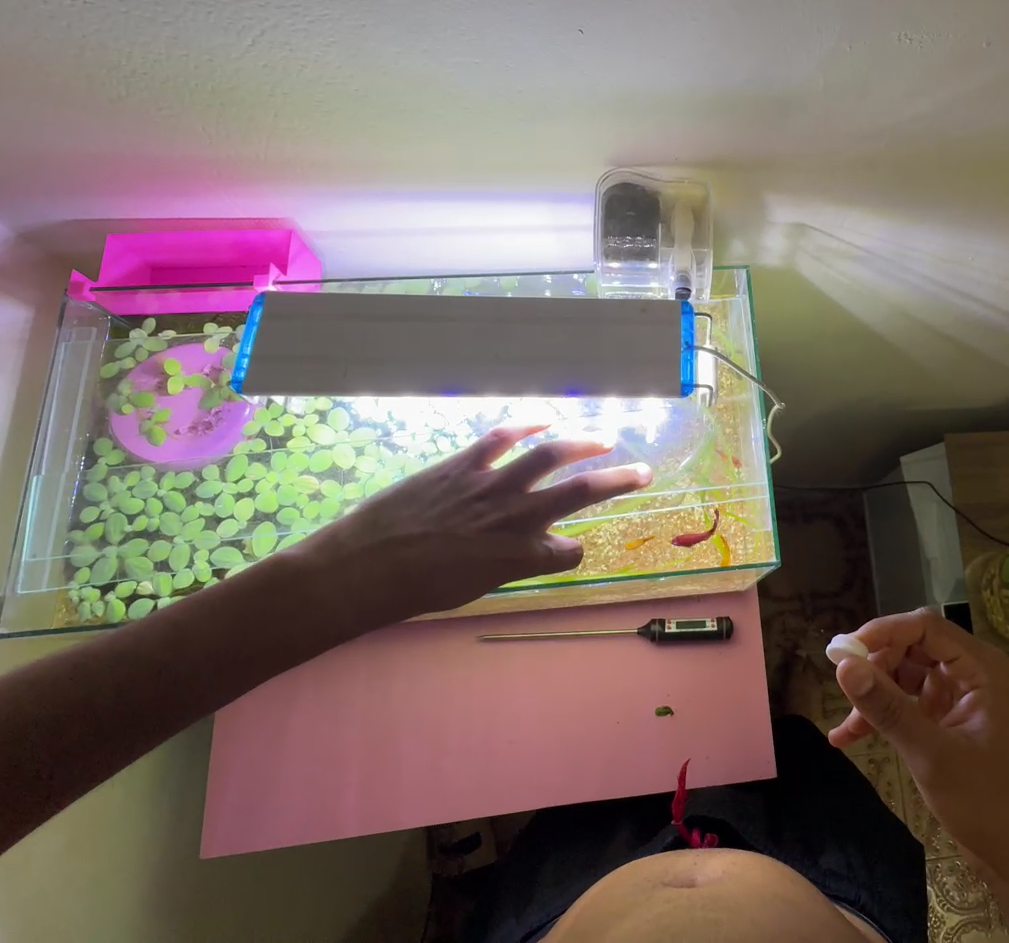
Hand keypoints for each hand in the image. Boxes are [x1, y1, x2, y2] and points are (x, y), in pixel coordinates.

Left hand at [288, 424, 651, 627]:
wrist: (362, 568)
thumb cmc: (415, 591)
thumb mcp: (474, 588)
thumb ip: (512, 565)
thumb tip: (538, 551)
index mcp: (519, 557)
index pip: (567, 552)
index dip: (571, 553)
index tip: (567, 552)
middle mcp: (515, 517)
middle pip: (580, 492)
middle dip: (619, 480)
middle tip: (645, 472)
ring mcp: (490, 485)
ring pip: (549, 455)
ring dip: (583, 443)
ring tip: (605, 437)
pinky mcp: (463, 464)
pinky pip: (501, 438)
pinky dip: (526, 424)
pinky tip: (545, 418)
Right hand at [828, 609, 1008, 884]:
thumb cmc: (986, 801)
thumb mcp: (929, 752)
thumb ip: (886, 707)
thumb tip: (842, 666)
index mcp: (980, 667)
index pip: (923, 627)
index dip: (881, 632)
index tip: (843, 652)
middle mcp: (971, 671)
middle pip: (911, 646)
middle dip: (875, 666)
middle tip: (842, 688)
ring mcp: (960, 695)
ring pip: (905, 674)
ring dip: (874, 694)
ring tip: (845, 726)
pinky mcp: (949, 718)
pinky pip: (908, 702)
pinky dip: (883, 715)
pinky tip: (850, 737)